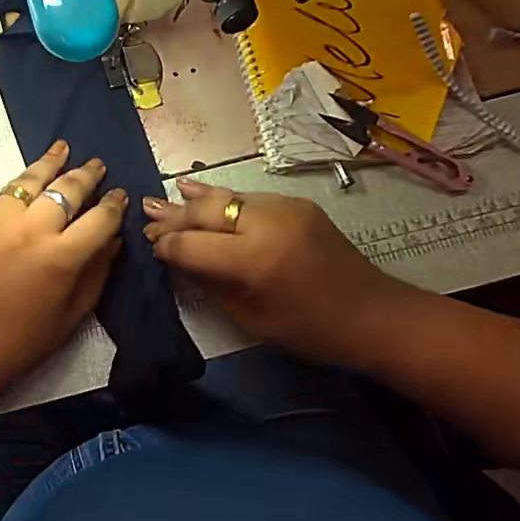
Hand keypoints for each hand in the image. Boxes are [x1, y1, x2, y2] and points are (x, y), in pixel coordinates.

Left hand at [0, 110, 125, 395]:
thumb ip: (97, 274)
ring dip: (49, 161)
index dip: (115, 205)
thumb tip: (115, 240)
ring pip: (28, 179)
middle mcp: (32, 229)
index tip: (120, 197)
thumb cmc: (18, 343)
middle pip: (68, 191)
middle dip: (88, 177)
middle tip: (98, 167)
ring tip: (64, 147)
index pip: (100, 218)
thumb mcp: (71, 317)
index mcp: (63, 257)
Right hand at [143, 179, 420, 370]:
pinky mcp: (296, 203)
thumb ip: (209, 282)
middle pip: (206, 212)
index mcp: (254, 258)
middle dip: (174, 217)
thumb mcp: (250, 316)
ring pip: (226, 197)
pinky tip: (198, 191)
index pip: (192, 243)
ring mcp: (284, 206)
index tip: (149, 246)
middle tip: (146, 217)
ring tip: (162, 199)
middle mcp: (267, 222)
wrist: (372, 313)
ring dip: (194, 201)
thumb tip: (177, 257)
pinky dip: (223, 198)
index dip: (166, 245)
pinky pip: (248, 197)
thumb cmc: (309, 329)